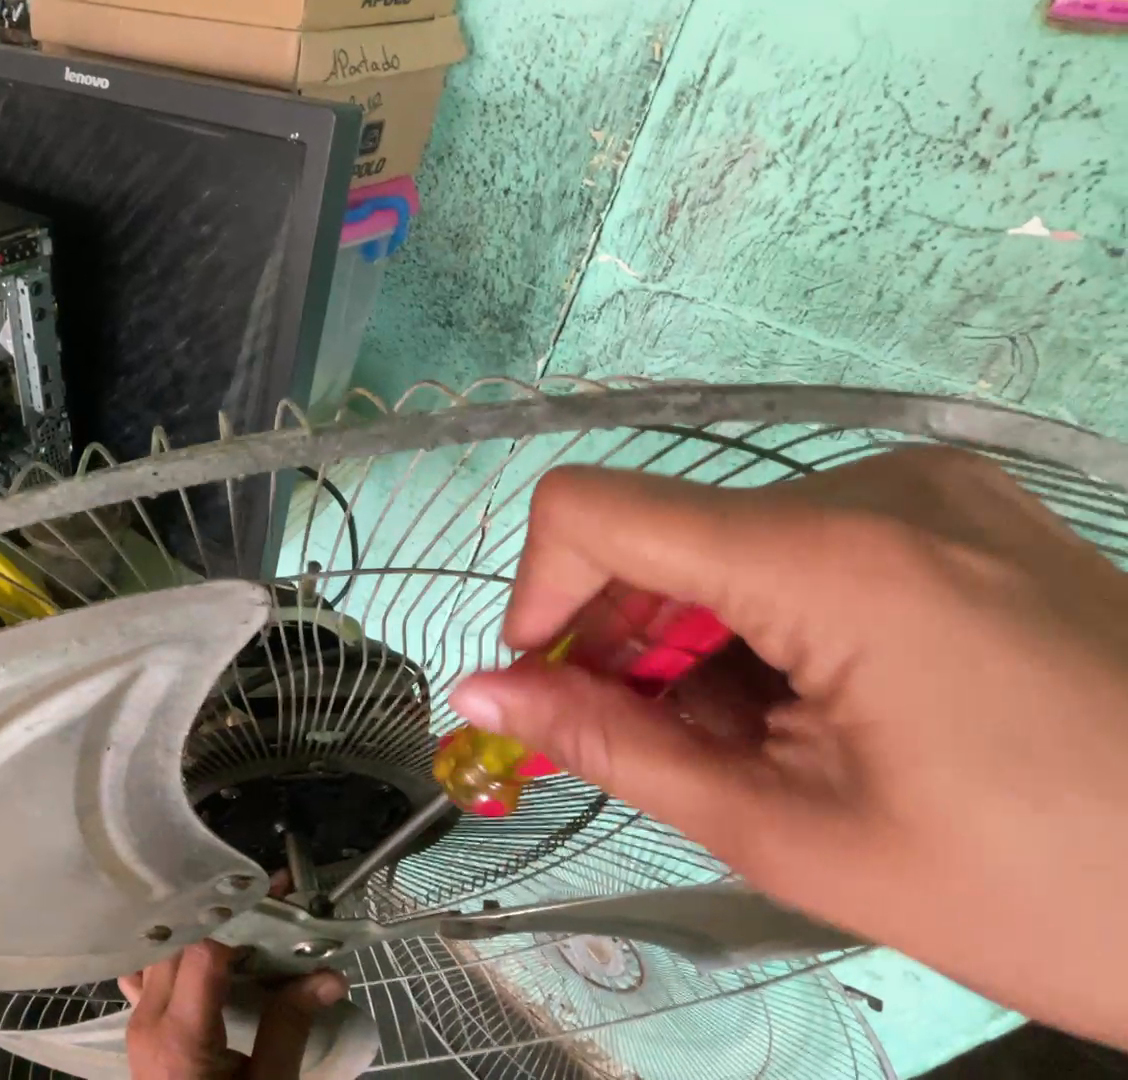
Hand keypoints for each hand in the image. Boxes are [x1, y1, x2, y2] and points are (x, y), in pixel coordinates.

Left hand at [121, 940, 347, 1079]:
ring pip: (161, 952)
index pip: (202, 954)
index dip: (240, 930)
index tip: (277, 919)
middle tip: (268, 912)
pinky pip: (148, 973)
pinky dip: (175, 954)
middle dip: (224, 922)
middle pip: (180, 944)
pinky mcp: (139, 1027)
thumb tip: (329, 975)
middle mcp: (148, 1020)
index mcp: (180, 1037)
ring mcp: (137, 1022)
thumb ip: (290, 1028)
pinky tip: (202, 949)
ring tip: (241, 927)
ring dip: (199, 933)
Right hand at [448, 447, 1127, 1047]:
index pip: (588, 509)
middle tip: (648, 744)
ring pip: (710, 547)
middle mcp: (868, 489)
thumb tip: (475, 697)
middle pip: (651, 534)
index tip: (548, 685)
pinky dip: (747, 626)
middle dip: (615, 639)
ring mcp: (922, 496)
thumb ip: (609, 746)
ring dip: (682, 643)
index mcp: (826, 555)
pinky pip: (783, 551)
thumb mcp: (790, 836)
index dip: (538, 595)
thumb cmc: (1058, 895)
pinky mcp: (952, 518)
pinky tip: (802, 706)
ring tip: (745, 742)